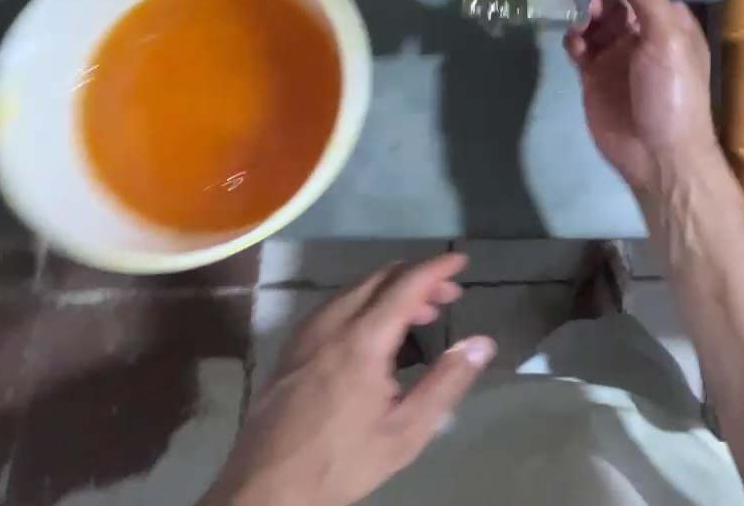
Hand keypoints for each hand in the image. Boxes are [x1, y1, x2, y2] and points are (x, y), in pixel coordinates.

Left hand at [207, 255, 494, 505]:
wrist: (261, 490)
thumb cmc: (340, 462)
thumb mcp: (404, 433)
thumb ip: (446, 383)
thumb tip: (482, 343)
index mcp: (363, 339)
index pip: (408, 284)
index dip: (437, 268)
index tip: (461, 261)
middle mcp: (333, 322)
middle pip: (382, 277)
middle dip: (418, 278)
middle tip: (447, 297)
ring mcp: (308, 331)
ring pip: (357, 287)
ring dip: (392, 289)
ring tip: (418, 314)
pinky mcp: (293, 344)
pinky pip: (337, 303)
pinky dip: (367, 300)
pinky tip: (375, 329)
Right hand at [564, 0, 716, 195]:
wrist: (657, 156)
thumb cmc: (672, 93)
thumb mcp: (668, 39)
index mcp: (669, 26)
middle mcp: (642, 37)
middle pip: (614, 3)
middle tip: (588, 2)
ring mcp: (616, 57)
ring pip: (594, 22)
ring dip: (584, 15)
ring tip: (581, 23)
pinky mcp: (594, 76)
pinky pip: (579, 47)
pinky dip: (573, 39)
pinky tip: (574, 44)